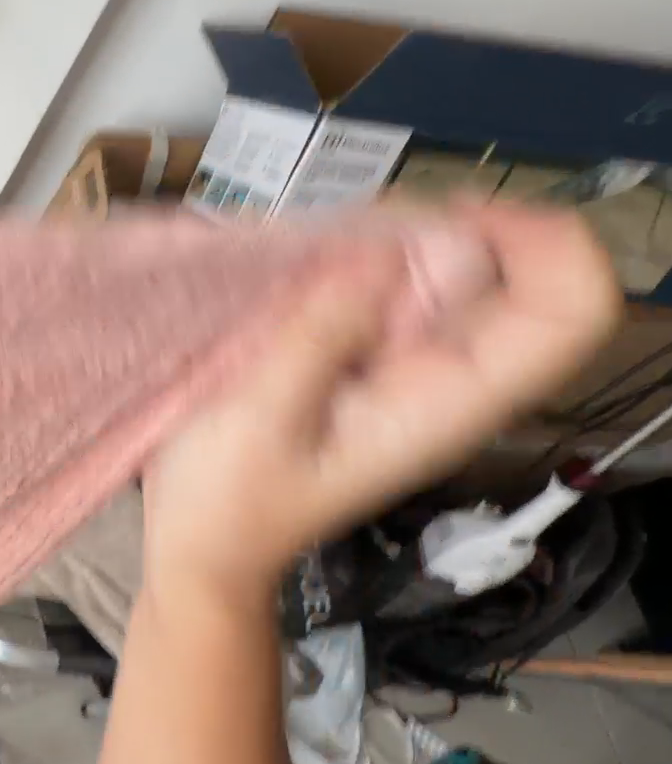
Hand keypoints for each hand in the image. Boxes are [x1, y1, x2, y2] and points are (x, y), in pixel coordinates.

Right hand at [141, 205, 620, 600]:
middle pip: (496, 283)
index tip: (453, 213)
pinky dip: (340, 281)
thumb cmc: (227, 502)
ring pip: (430, 289)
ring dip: (376, 255)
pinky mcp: (351, 378)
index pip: (564, 314)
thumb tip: (371, 259)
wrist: (200, 550)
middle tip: (339, 234)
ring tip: (302, 256)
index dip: (541, 244)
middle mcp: (437, 386)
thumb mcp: (260, 418)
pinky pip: (374, 309)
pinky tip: (288, 285)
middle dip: (430, 238)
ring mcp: (394, 381)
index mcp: (442, 405)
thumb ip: (317, 339)